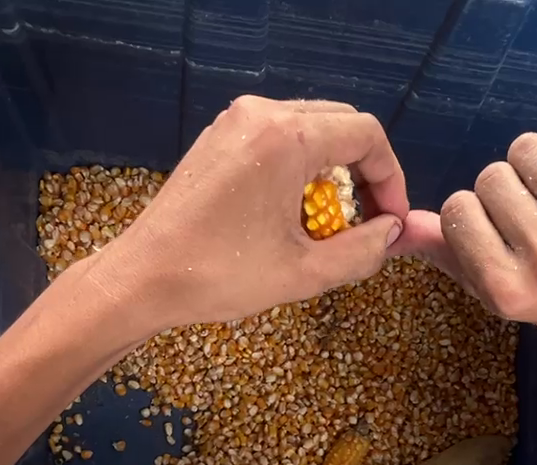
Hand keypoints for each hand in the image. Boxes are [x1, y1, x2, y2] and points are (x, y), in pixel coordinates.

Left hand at [86, 96, 409, 328]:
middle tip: (368, 223)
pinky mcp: (218, 138)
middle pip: (340, 124)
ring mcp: (235, 122)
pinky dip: (300, 168)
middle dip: (365, 173)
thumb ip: (361, 251)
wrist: (144, 277)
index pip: (366, 135)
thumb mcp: (303, 273)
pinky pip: (277, 139)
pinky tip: (293, 212)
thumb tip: (392, 234)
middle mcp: (262, 114)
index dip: (391, 178)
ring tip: (331, 223)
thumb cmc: (221, 276)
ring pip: (309, 129)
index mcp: (287, 138)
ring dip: (333, 172)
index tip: (390, 222)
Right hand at [395, 121, 536, 360]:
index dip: (470, 213)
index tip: (493, 232)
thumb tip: (398, 224)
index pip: (457, 209)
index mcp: (506, 287)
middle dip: (501, 190)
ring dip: (532, 165)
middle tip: (526, 216)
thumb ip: (445, 253)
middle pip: (490, 177)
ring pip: (527, 148)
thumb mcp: (491, 289)